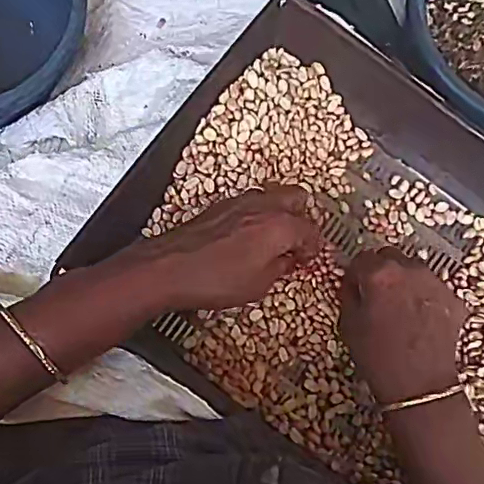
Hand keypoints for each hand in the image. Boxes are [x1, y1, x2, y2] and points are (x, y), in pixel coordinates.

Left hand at [122, 185, 323, 311]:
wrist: (169, 268)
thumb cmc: (214, 278)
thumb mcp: (259, 285)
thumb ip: (280, 268)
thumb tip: (286, 262)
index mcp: (281, 225)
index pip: (311, 231)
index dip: (313, 248)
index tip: (308, 259)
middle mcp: (262, 206)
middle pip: (296, 200)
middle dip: (302, 220)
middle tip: (298, 243)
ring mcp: (239, 202)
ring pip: (271, 198)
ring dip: (279, 216)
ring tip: (274, 242)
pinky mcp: (219, 207)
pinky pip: (249, 205)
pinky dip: (256, 217)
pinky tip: (249, 239)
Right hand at [339, 247, 467, 405]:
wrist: (419, 384)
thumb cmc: (377, 356)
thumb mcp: (349, 325)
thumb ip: (349, 295)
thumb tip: (352, 284)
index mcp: (380, 275)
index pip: (362, 258)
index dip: (355, 274)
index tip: (353, 287)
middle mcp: (411, 270)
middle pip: (390, 256)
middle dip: (380, 270)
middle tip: (375, 294)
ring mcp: (436, 283)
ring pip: (414, 270)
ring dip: (403, 281)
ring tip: (398, 308)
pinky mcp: (454, 299)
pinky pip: (432, 288)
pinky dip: (424, 297)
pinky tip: (418, 319)